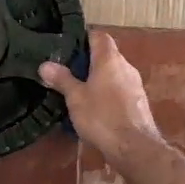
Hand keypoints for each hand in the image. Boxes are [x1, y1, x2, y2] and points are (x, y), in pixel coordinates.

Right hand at [39, 32, 161, 155]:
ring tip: (79, 90)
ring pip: (114, 73)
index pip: (98, 36)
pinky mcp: (139, 102)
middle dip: (88, 61)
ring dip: (99, 78)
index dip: (83, 37)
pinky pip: (120, 89)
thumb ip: (61, 79)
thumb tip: (44, 65)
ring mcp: (136, 84)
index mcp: (110, 59)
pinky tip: (96, 108)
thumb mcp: (75, 98)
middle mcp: (126, 66)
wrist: (135, 148)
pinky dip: (108, 92)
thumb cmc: (102, 117)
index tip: (67, 46)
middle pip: (106, 54)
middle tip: (68, 70)